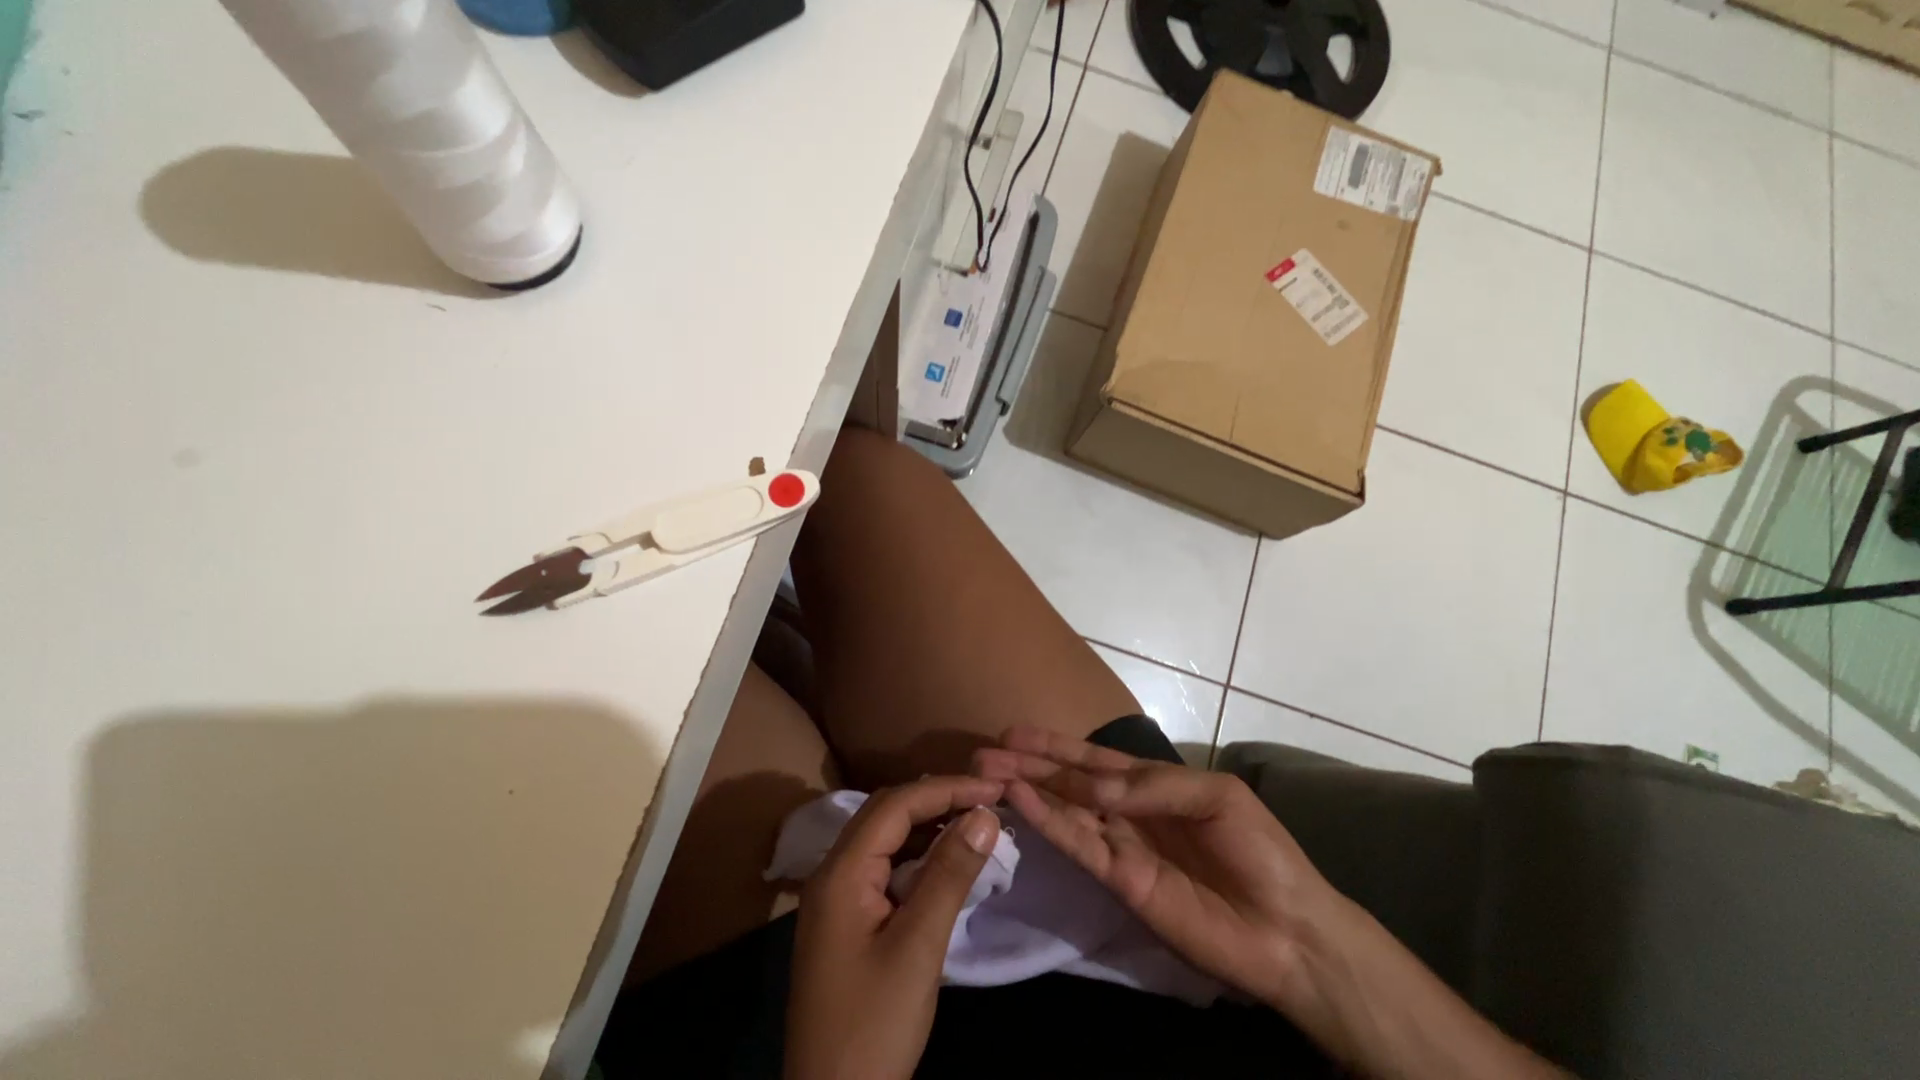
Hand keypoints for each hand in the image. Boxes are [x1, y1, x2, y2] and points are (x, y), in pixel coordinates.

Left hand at [785, 776, 1003, 1079]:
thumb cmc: (875, 1023)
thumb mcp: (918, 946)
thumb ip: (949, 875)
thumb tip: (984, 815)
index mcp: (840, 873)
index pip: (895, 806)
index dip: (946, 790)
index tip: (995, 788)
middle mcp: (832, 876)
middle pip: (885, 816)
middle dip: (937, 800)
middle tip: (989, 799)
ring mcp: (837, 902)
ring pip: (884, 843)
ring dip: (928, 828)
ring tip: (977, 823)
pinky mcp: (848, 925)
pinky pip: (884, 872)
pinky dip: (918, 859)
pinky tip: (948, 864)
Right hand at [973, 726, 1334, 1010]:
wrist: (1290, 929)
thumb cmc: (1261, 852)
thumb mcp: (1217, 796)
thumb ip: (1153, 785)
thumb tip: (1091, 785)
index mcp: (1155, 787)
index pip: (1094, 761)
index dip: (1055, 746)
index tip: (1013, 733)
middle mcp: (1130, 813)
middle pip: (1069, 783)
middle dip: (1028, 766)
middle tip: (983, 752)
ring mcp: (1123, 848)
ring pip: (1065, 811)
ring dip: (1027, 791)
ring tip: (986, 773)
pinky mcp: (1120, 882)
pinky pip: (1079, 844)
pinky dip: (1049, 823)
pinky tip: (1021, 803)